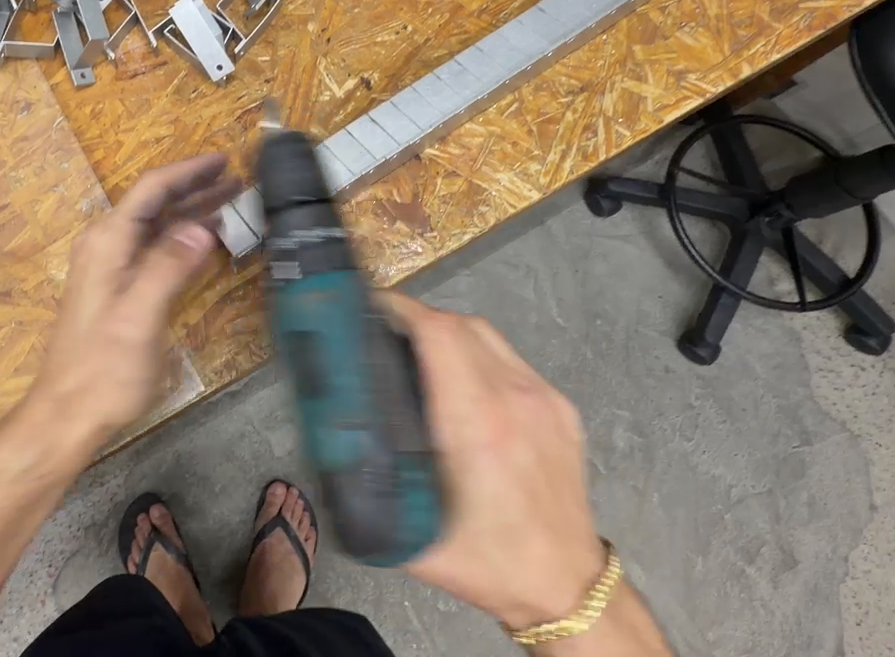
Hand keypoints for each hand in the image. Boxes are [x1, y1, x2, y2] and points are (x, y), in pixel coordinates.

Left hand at [32, 154, 242, 443]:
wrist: (68, 413)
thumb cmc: (103, 369)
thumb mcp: (139, 316)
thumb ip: (167, 267)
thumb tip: (202, 228)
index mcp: (108, 242)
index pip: (151, 190)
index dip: (188, 171)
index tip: (223, 159)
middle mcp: (107, 246)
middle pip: (155, 203)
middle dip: (195, 187)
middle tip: (235, 176)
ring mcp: (112, 267)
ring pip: (157, 226)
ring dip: (192, 211)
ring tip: (231, 199)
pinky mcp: (120, 288)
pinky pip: (156, 250)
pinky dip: (183, 239)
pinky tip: (207, 239)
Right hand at [381, 290, 605, 628]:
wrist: (568, 587)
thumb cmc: (488, 561)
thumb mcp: (409, 535)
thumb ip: (365, 489)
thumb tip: (327, 447)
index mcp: (478, 425)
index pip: (438, 334)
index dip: (402, 310)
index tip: (372, 307)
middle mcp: (514, 400)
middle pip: (459, 323)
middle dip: (416, 317)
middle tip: (383, 331)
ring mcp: (543, 399)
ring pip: (485, 333)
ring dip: (446, 331)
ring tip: (417, 349)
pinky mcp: (560, 406)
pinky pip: (509, 356)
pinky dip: (475, 351)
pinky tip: (458, 376)